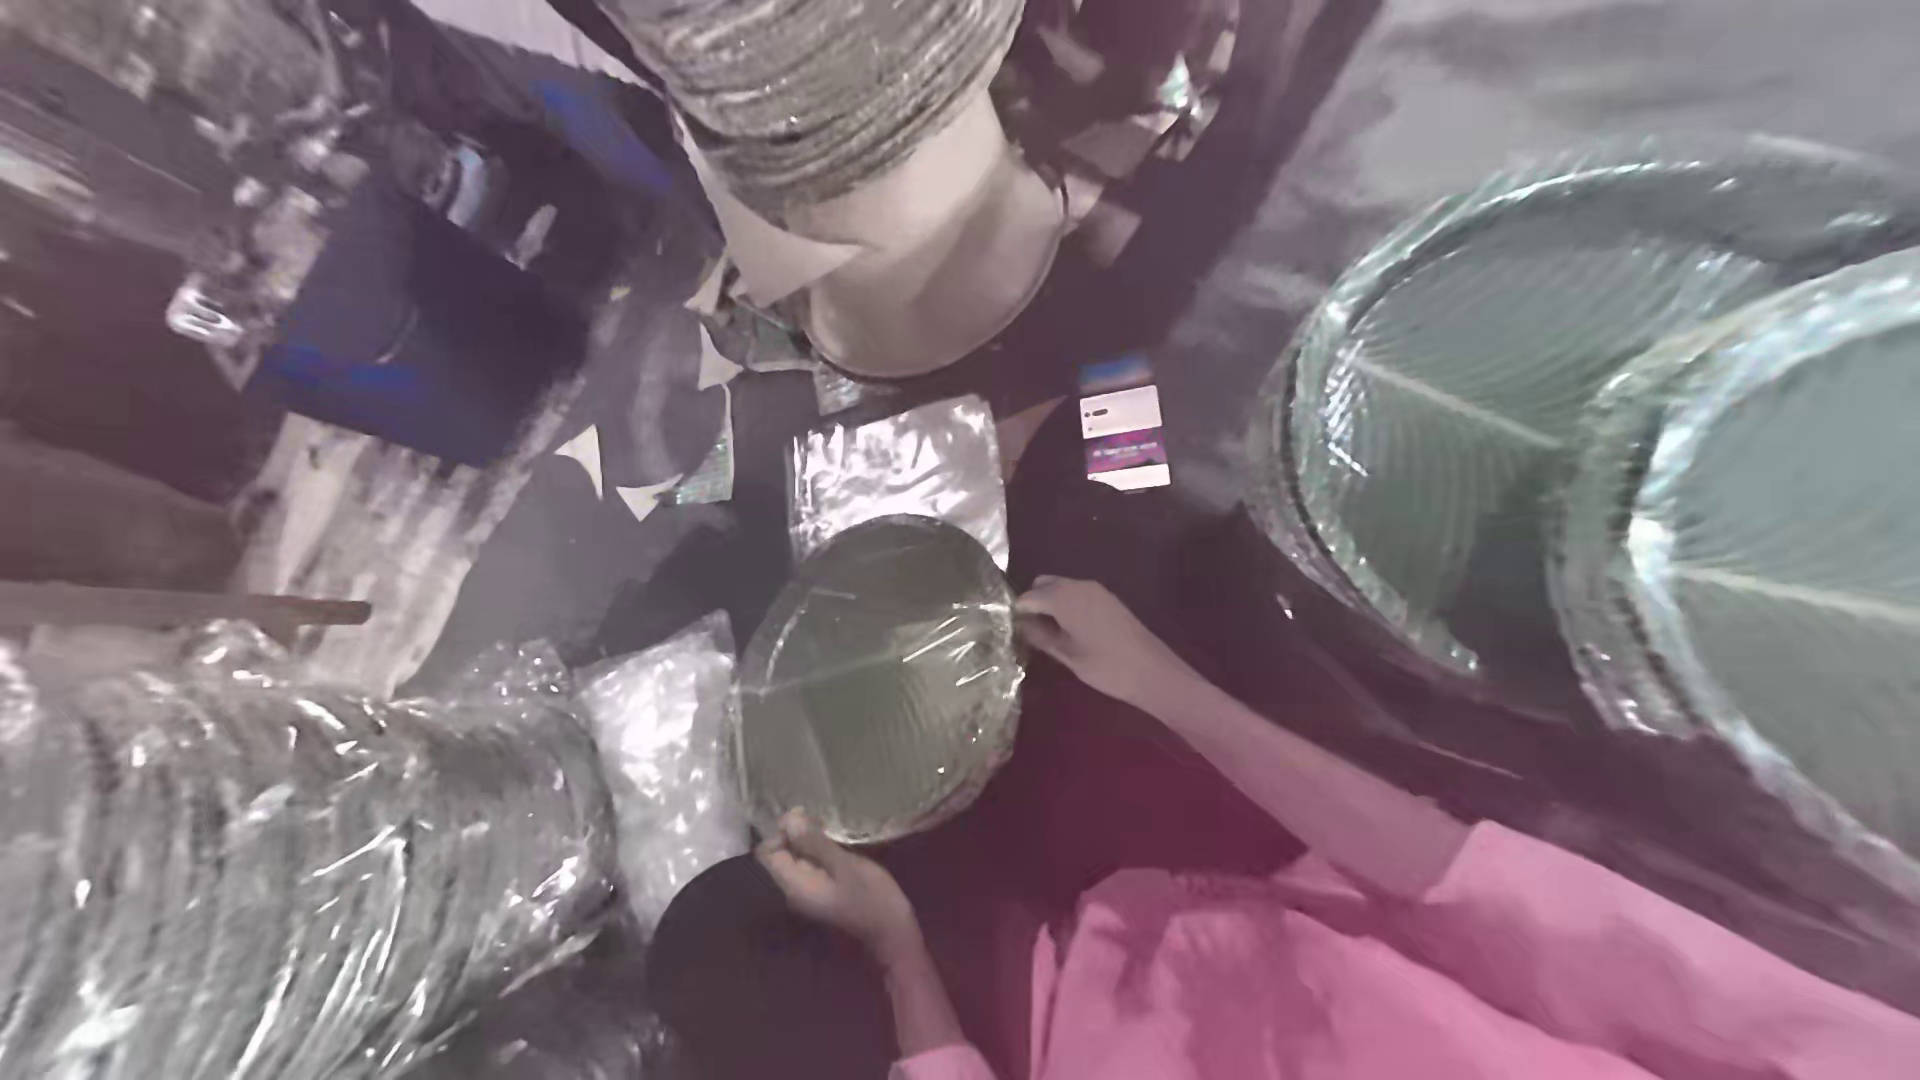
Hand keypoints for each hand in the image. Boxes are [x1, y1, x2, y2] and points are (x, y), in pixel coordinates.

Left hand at [756, 809, 920, 962]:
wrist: (892, 932)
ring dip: (807, 840)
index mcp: (795, 885)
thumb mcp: (844, 865)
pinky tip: (835, 841)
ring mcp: (808, 891)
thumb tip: (789, 820)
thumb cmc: (871, 897)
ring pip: (795, 858)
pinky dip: (817, 850)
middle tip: (821, 818)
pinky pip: (809, 865)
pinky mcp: (822, 889)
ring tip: (829, 825)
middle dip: (794, 833)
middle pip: (780, 854)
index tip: (805, 815)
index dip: (780, 831)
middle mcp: (794, 890)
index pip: (767, 853)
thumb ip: (815, 843)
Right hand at [1016, 576, 1201, 712]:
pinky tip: (1067, 629)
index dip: (1016, 612)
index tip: (1009, 630)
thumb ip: (1040, 636)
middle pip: (1043, 585)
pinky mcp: (1107, 599)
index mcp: (1064, 597)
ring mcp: (1096, 590)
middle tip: (1027, 631)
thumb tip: (1020, 626)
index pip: (1027, 597)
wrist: (1154, 672)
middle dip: (1032, 602)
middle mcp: (1078, 586)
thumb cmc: (1106, 667)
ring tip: (1045, 632)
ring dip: (1049, 603)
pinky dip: (1066, 604)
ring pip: (1060, 587)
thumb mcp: (1067, 655)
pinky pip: (1076, 593)